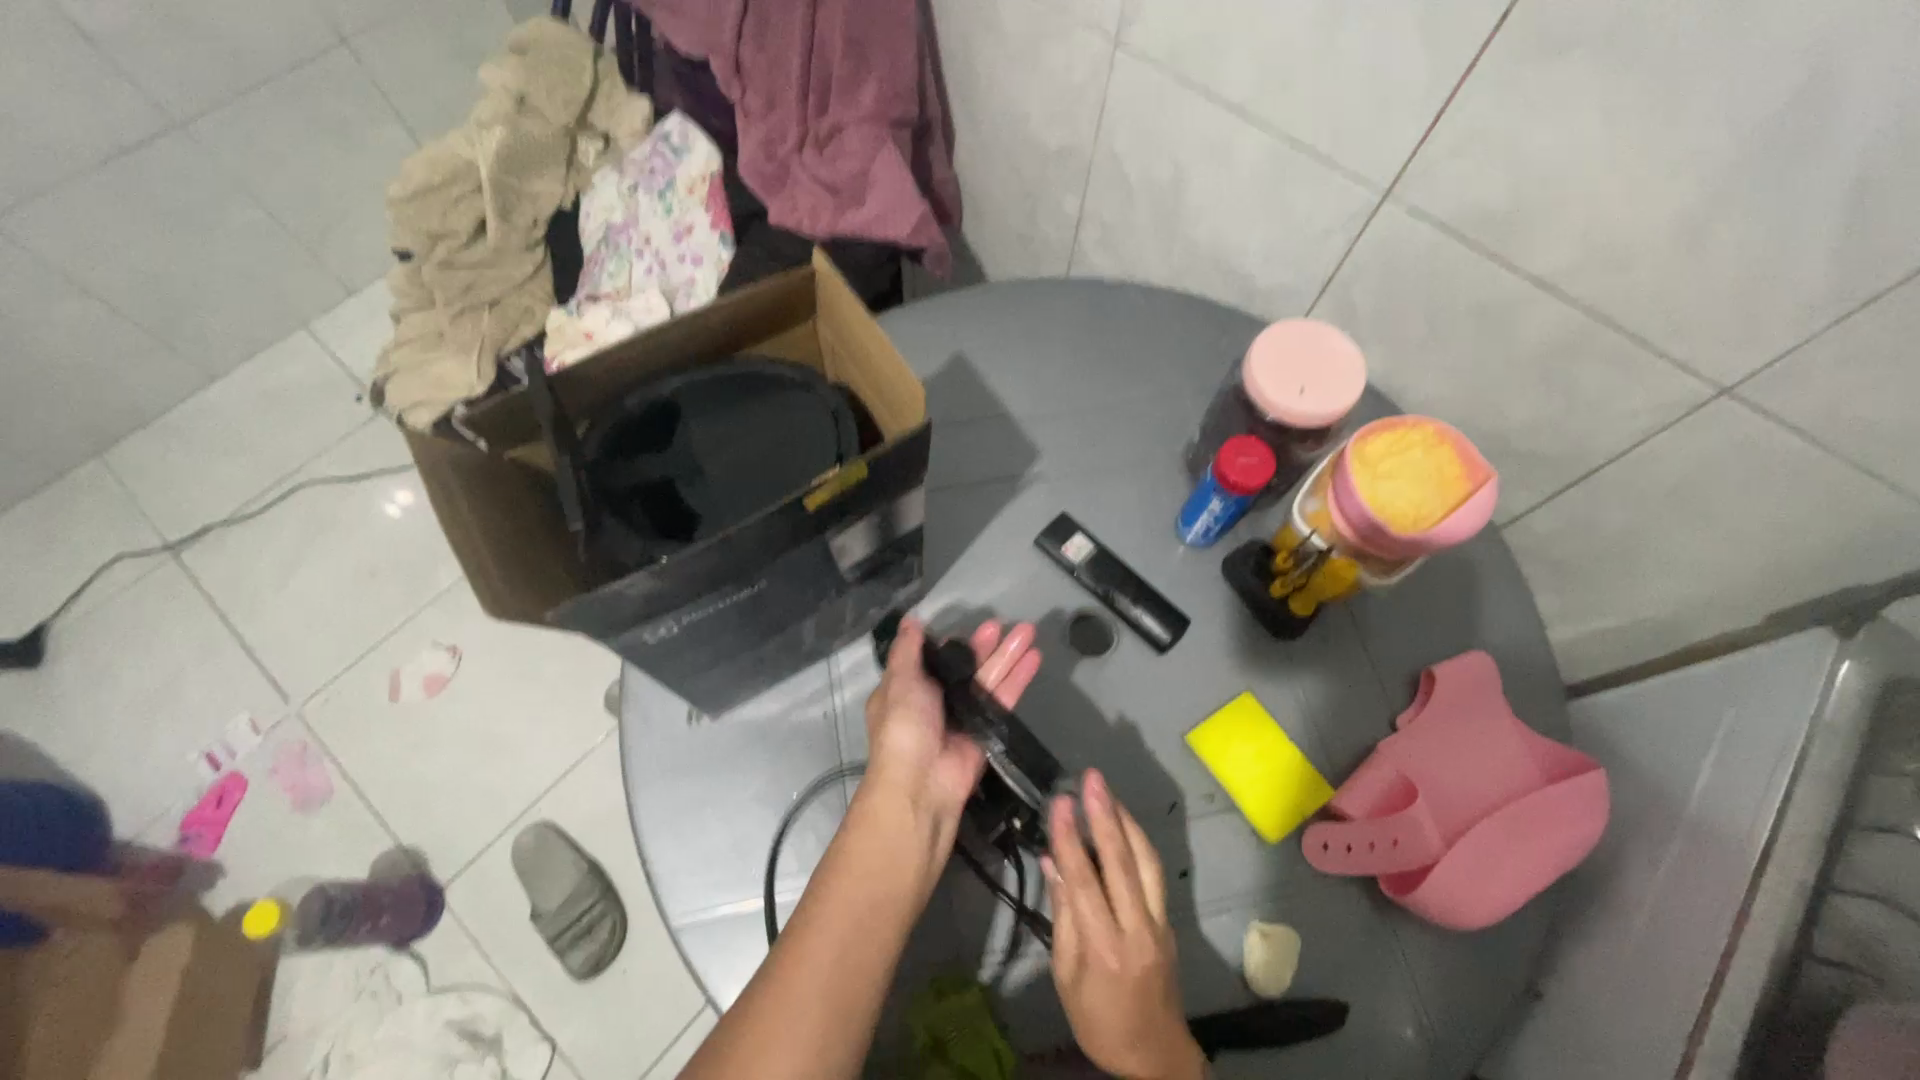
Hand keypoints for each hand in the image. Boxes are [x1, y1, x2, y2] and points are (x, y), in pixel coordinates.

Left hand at [861, 615, 1041, 840]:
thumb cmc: (903, 726)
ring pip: (988, 678)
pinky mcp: (986, 729)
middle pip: (965, 666)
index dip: (948, 643)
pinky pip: (1003, 699)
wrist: (921, 783)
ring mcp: (963, 715)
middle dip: (983, 645)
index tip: (964, 625)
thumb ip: (907, 650)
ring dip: (1007, 655)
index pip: (932, 659)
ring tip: (1028, 630)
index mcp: (909, 689)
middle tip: (1001, 623)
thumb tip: (910, 620)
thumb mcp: (899, 681)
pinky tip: (1034, 657)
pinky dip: (1018, 678)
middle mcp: (936, 700)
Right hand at [1045, 769, 1205, 1079]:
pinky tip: (1124, 824)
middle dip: (1105, 815)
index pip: (1084, 881)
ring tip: (1108, 791)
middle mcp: (1136, 928)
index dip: (1070, 838)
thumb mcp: (1066, 977)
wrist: (1155, 1054)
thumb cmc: (1099, 1021)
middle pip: (1121, 862)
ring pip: (1146, 862)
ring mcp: (1158, 924)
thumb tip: (1052, 862)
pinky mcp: (1169, 923)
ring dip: (1127, 821)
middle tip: (1092, 778)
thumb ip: (1062, 916)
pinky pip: (1154, 874)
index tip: (1061, 801)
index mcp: (1103, 947)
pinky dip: (1138, 843)